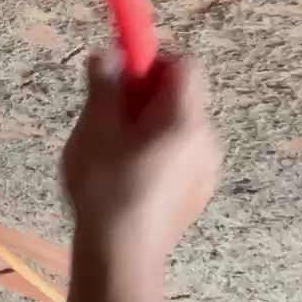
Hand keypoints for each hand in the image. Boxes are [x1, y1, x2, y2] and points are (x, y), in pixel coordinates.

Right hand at [62, 51, 220, 269]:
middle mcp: (207, 138)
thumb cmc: (104, 184)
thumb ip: (106, 88)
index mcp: (184, 121)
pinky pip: (178, 149)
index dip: (151, 61)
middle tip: (103, 116)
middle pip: (180, 95)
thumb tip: (110, 52)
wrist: (123, 249)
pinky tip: (126, 173)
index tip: (117, 76)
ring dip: (144, 123)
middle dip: (141, 95)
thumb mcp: (95, 129)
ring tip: (110, 149)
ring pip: (175, 124)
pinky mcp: (198, 186)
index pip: (185, 66)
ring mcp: (207, 165)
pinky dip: (153, 147)